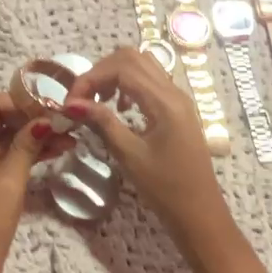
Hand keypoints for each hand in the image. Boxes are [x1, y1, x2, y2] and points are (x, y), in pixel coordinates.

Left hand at [0, 93, 74, 272]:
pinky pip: (4, 159)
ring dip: (32, 138)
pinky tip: (55, 152)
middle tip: (63, 122)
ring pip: (4, 141)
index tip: (48, 108)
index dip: (19, 102)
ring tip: (69, 137)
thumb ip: (26, 146)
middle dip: (30, 119)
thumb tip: (45, 119)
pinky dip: (26, 155)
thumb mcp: (9, 181)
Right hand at [65, 48, 229, 239]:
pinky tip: (119, 107)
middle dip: (101, 71)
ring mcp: (178, 98)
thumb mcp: (129, 155)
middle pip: (132, 57)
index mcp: (164, 102)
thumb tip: (71, 104)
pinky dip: (129, 83)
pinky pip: (150, 80)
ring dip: (115, 74)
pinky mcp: (177, 108)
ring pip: (142, 64)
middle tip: (83, 98)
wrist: (200, 215)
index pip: (121, 68)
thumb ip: (102, 122)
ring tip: (98, 100)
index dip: (90, 78)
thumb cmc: (165, 189)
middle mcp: (174, 91)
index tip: (70, 103)